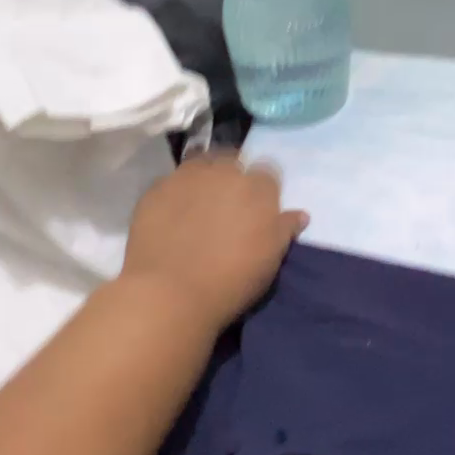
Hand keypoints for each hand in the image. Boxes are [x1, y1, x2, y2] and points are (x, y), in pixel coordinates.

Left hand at [121, 151, 308, 329]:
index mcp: (257, 187)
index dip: (265, 188)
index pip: (268, 170)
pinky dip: (177, 194)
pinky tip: (173, 216)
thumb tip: (299, 214)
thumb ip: (284, 230)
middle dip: (233, 178)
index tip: (260, 207)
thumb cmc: (232, 280)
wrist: (171, 292)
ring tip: (200, 205)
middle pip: (233, 162)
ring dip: (204, 179)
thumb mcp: (270, 260)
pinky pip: (172, 183)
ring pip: (200, 166)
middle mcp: (223, 172)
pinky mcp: (155, 189)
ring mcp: (186, 177)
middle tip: (229, 207)